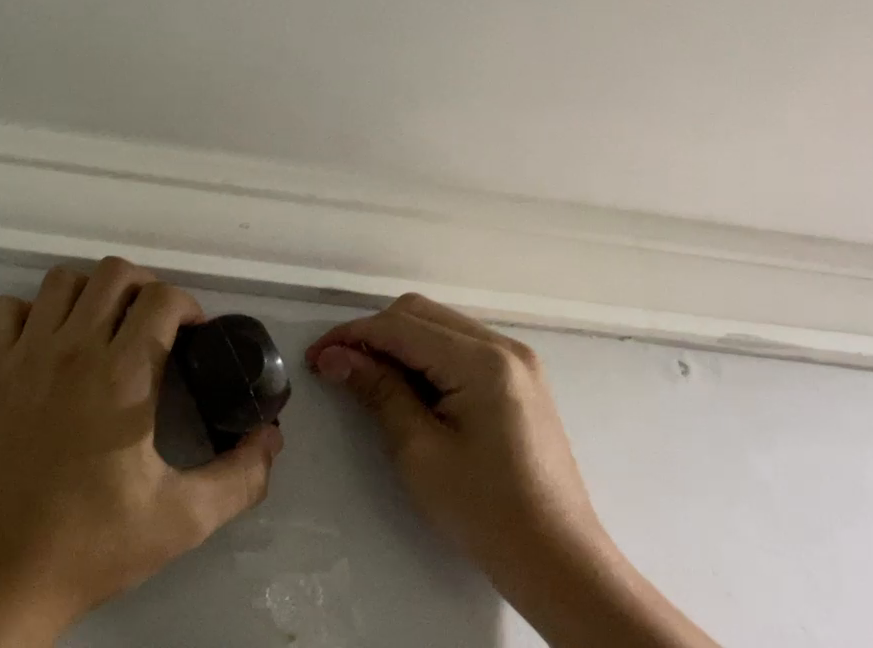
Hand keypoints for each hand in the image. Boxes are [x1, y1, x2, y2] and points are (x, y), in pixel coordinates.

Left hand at [0, 258, 282, 646]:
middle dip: (145, 287)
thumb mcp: (183, 520)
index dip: (187, 306)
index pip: (161, 299)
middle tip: (156, 324)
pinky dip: (31, 311)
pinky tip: (47, 341)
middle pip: (113, 273)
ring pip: (60, 280)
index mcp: (122, 378)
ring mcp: (24, 356)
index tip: (194, 336)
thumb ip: (240, 477)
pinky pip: (6, 309)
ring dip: (91, 291)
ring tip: (105, 325)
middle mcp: (73, 350)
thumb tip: (270, 438)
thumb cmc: (93, 544)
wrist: (1, 573)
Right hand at [308, 294, 718, 647]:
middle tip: (338, 369)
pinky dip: (425, 354)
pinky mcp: (519, 379)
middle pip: (420, 313)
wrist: (557, 558)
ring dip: (398, 342)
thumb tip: (334, 356)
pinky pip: (460, 345)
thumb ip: (378, 391)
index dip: (351, 336)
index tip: (314, 359)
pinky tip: (408, 386)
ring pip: (439, 324)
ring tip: (367, 378)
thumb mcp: (419, 450)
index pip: (400, 326)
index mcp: (482, 362)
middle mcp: (503, 346)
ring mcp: (516, 361)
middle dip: (373, 334)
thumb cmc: (484, 509)